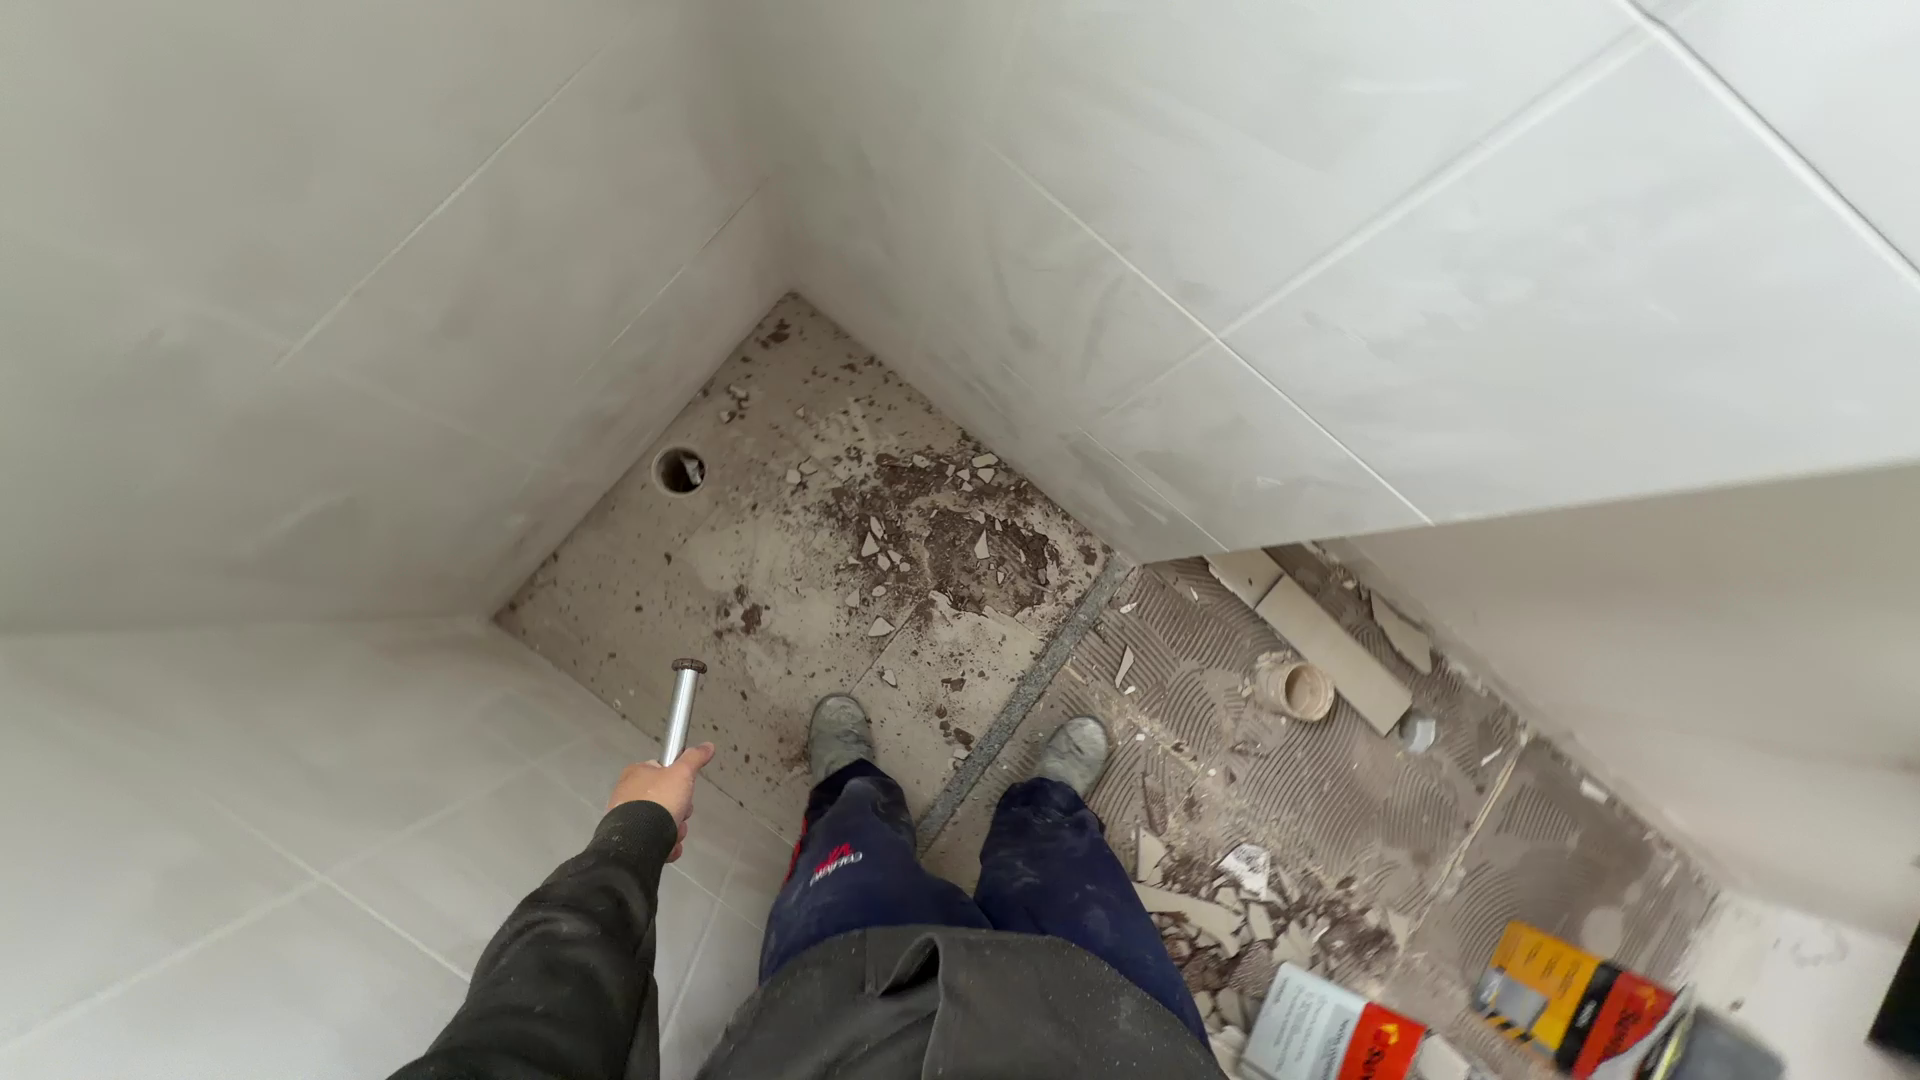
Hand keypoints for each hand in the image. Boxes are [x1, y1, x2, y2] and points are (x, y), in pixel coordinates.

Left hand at [606, 742, 715, 861]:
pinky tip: (668, 846)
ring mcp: (626, 818)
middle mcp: (627, 794)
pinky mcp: (628, 840)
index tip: (685, 788)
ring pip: (662, 820)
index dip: (678, 780)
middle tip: (682, 811)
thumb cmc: (659, 800)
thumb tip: (708, 745)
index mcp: (636, 773)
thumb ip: (695, 758)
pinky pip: (654, 839)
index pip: (663, 771)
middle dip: (680, 808)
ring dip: (674, 828)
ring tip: (673, 832)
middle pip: (666, 798)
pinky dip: (664, 843)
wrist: (638, 841)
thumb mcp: (682, 773)